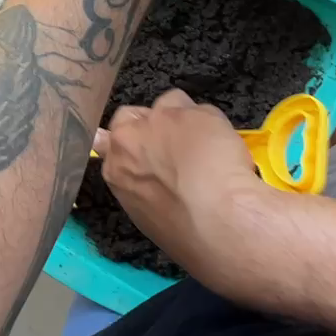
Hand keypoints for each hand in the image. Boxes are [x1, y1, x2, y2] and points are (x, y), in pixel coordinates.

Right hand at [95, 89, 272, 282]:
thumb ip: (139, 184)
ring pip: (169, 105)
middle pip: (131, 115)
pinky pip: (202, 110)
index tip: (147, 151)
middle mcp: (129, 137)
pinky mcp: (192, 112)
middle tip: (175, 145)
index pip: (111, 139)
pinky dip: (213, 124)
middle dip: (150, 123)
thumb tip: (140, 174)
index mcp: (116, 167)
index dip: (131, 142)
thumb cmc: (184, 231)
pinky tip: (225, 148)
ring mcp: (159, 120)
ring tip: (206, 148)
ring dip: (184, 120)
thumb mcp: (147, 213)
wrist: (218, 222)